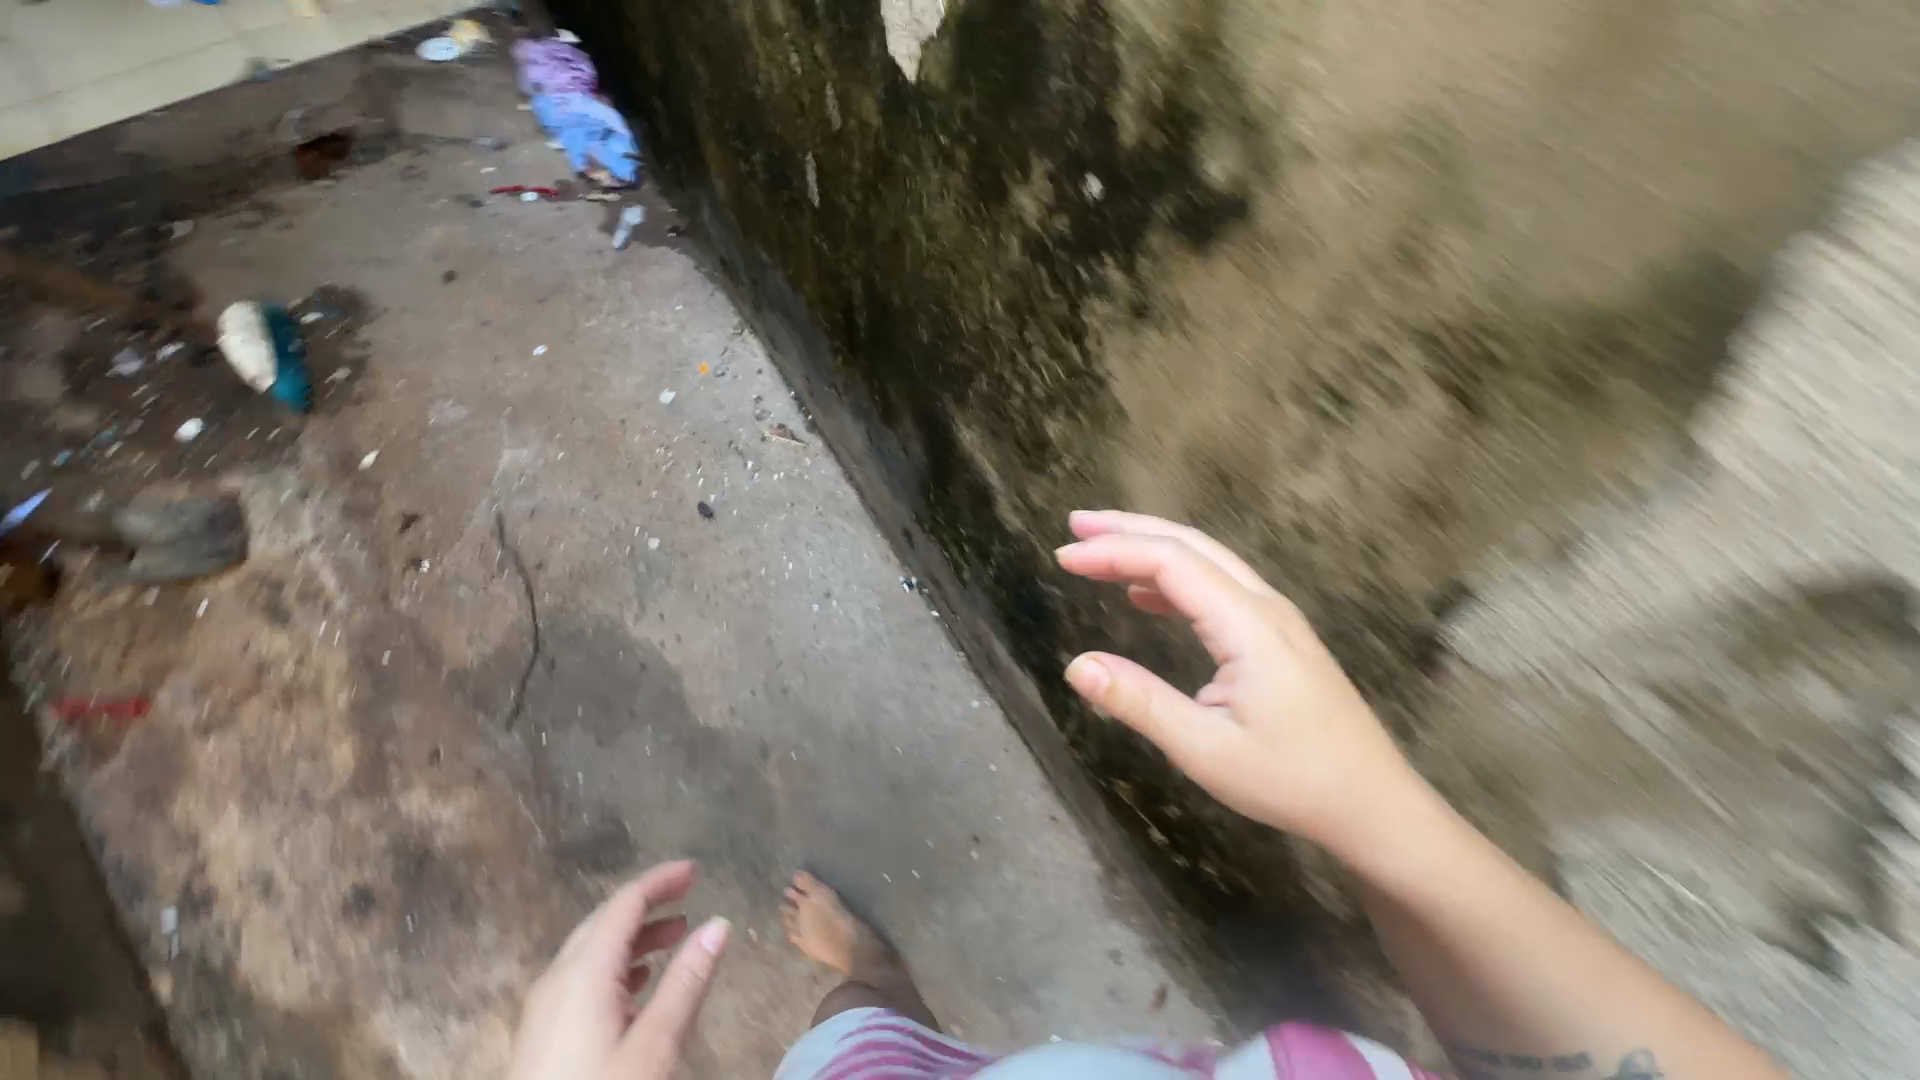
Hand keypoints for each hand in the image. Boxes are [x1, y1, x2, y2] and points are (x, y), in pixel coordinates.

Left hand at [509, 861, 729, 1079]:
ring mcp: (544, 1009)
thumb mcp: (656, 1046)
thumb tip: (719, 923)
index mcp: (583, 973)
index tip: (697, 871)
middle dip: (648, 902)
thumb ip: (687, 980)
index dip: (660, 881)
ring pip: (592, 950)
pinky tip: (640, 984)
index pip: (624, 904)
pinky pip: (582, 977)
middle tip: (691, 893)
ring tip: (677, 936)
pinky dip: (617, 963)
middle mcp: (557, 979)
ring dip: (635, 934)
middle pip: (604, 920)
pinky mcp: (542, 1035)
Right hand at [1055, 510, 1419, 849]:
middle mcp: (1264, 607)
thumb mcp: (1205, 750)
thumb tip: (1076, 665)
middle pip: (1192, 545)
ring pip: (1207, 562)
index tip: (1064, 558)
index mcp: (1247, 625)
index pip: (1171, 563)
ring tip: (1099, 551)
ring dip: (1151, 549)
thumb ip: (1139, 703)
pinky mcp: (1277, 637)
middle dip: (1130, 530)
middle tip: (1075, 526)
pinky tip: (1144, 597)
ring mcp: (1275, 619)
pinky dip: (1173, 580)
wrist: (1373, 804)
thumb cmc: (1291, 779)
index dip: (1115, 552)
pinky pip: (1218, 588)